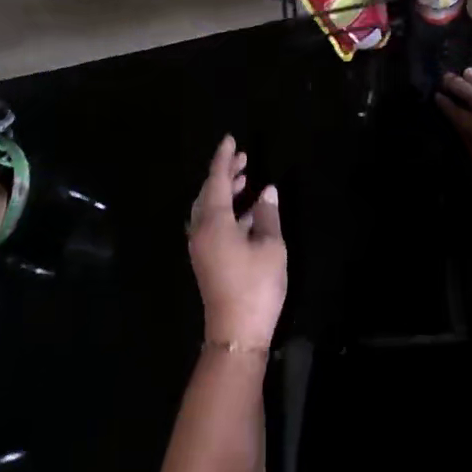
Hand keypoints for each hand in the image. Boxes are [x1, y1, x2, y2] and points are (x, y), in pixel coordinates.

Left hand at [188, 136, 287, 347]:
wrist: (236, 331)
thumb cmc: (256, 285)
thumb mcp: (270, 246)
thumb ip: (267, 214)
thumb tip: (267, 191)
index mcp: (213, 222)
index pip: (216, 180)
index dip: (224, 158)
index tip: (230, 139)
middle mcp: (200, 230)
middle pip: (209, 194)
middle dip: (225, 174)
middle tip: (243, 158)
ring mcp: (201, 246)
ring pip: (210, 210)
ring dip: (226, 193)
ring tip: (247, 179)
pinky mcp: (207, 259)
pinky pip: (213, 224)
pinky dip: (228, 212)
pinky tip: (248, 212)